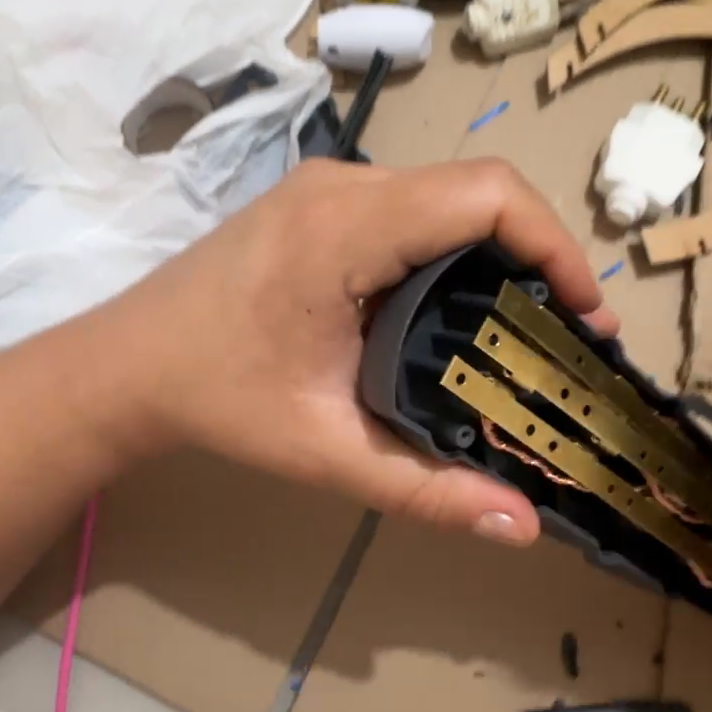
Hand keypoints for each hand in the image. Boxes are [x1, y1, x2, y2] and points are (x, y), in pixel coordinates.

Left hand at [102, 158, 615, 545]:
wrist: (125, 363)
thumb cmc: (217, 400)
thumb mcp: (324, 452)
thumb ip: (425, 489)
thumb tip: (522, 527)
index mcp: (344, 231)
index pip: (484, 195)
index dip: (556, 243)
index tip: (587, 313)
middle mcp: (340, 186)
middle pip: (476, 188)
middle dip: (537, 252)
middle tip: (564, 332)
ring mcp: (324, 184)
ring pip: (445, 192)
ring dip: (497, 248)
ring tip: (522, 323)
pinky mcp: (316, 199)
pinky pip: (411, 202)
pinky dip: (453, 244)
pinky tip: (456, 303)